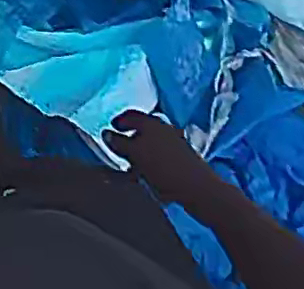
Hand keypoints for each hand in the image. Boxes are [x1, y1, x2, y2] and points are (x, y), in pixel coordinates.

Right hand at [103, 110, 221, 204]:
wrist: (199, 189)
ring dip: (139, 153)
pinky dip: (150, 163)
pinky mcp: (181, 159)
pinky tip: (147, 176)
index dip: (119, 121)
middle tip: (118, 149)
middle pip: (141, 129)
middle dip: (128, 138)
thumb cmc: (164, 167)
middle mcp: (163, 128)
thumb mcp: (136, 154)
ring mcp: (174, 143)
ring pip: (150, 145)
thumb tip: (105, 133)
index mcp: (151, 122)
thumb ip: (119, 143)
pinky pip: (159, 157)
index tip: (110, 129)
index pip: (130, 115)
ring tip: (130, 167)